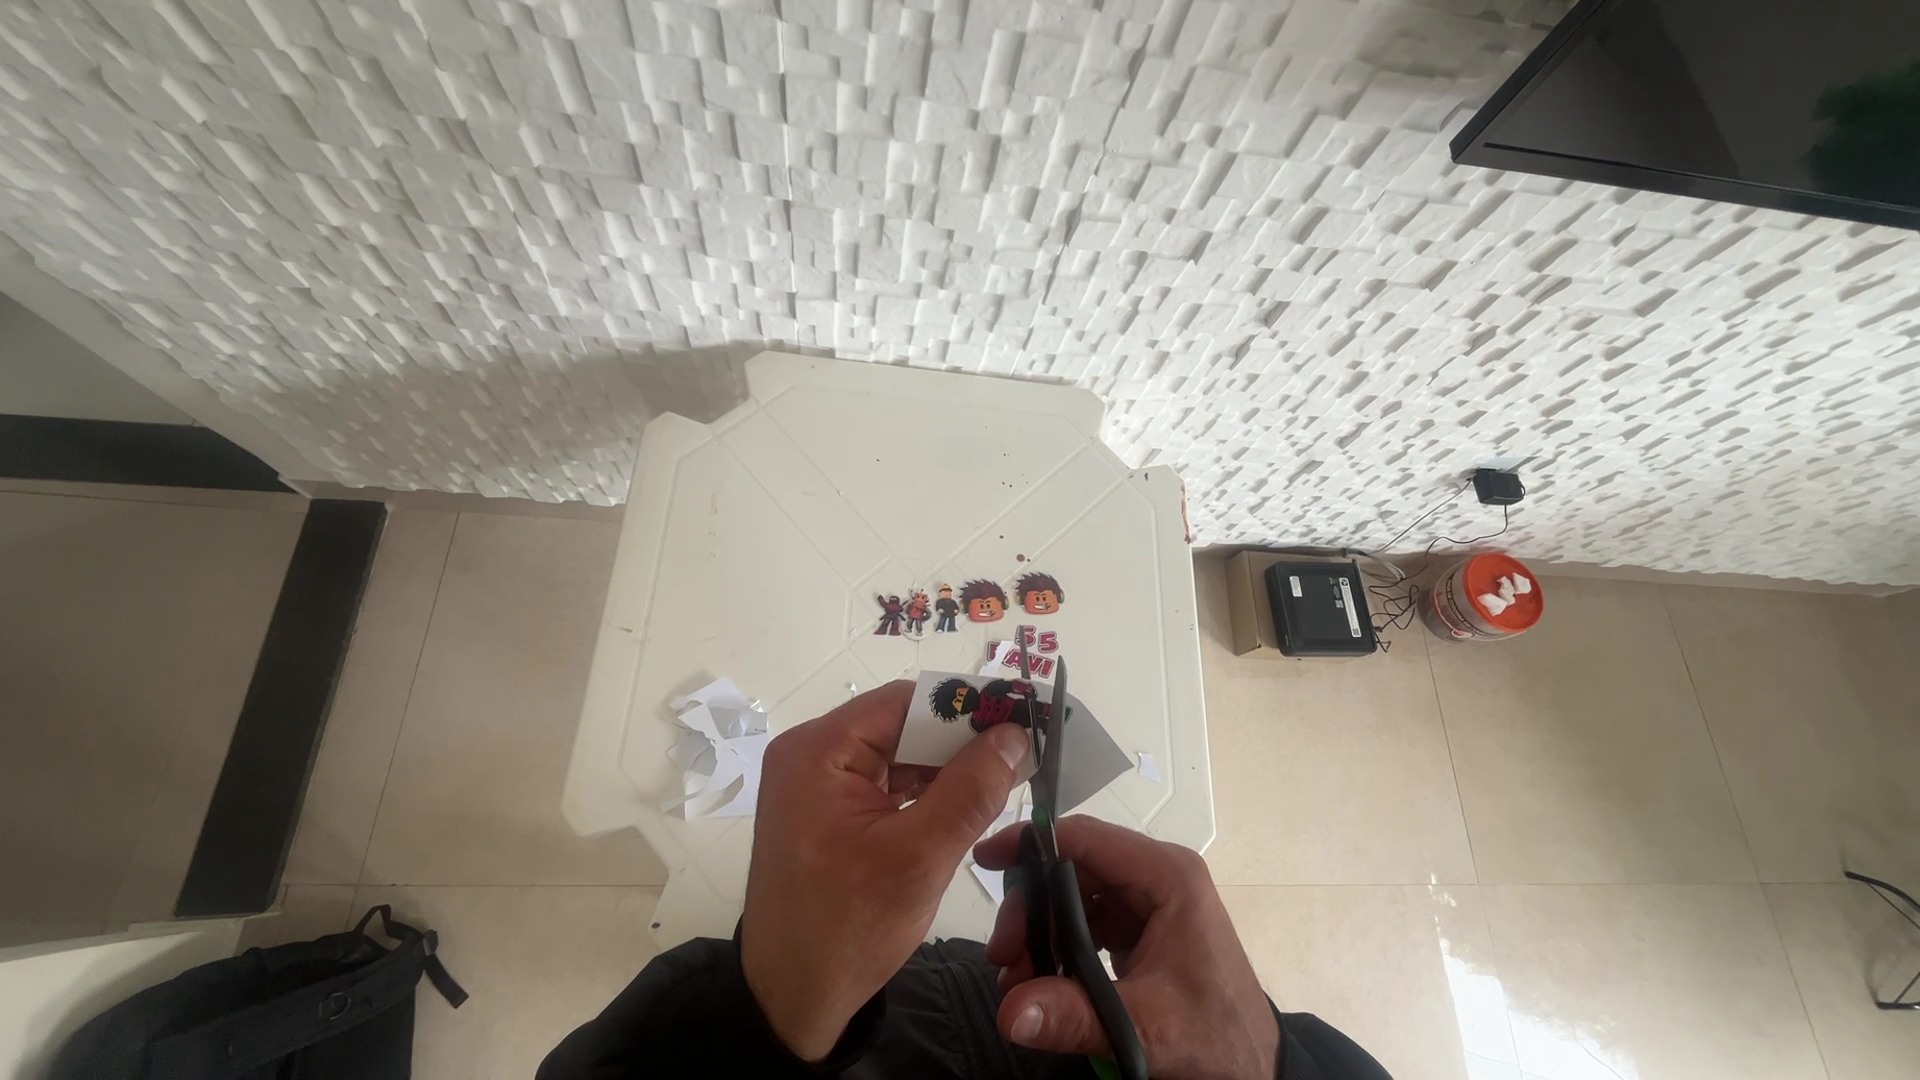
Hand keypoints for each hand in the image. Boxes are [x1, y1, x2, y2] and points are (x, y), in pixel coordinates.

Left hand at [740, 680, 1029, 1060]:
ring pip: (898, 753)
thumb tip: (1012, 735)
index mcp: (820, 751)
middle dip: (958, 741)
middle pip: (901, 725)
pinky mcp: (828, 807)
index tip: (1017, 719)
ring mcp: (817, 781)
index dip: (964, 707)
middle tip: (1018, 754)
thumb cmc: (848, 929)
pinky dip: (925, 789)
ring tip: (1000, 778)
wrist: (791, 998)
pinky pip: (887, 780)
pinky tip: (963, 802)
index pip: (904, 703)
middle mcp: (813, 753)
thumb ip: (970, 791)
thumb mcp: (919, 857)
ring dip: (945, 767)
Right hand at [974, 816, 1279, 1079]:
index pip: (1085, 838)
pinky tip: (1039, 979)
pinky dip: (1058, 945)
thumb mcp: (1146, 1027)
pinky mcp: (1139, 923)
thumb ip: (1076, 1014)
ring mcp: (1147, 898)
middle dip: (1032, 907)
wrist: (1257, 1071)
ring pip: (1073, 892)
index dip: (1032, 842)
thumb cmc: (1217, 1038)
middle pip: (1072, 866)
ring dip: (1041, 929)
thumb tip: (1009, 1011)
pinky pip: (1085, 918)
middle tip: (1003, 954)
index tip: (986, 859)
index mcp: (1166, 874)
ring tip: (1015, 974)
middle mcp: (1155, 874)